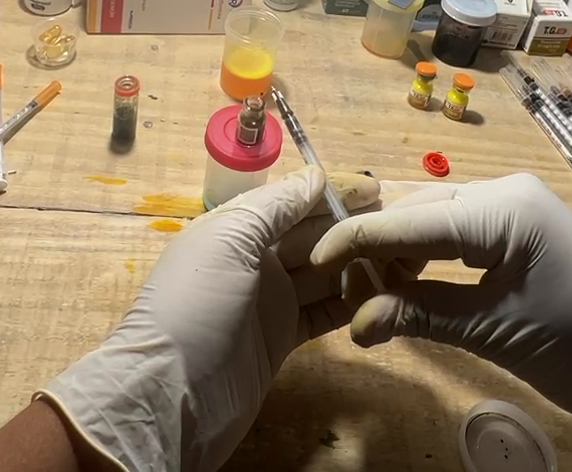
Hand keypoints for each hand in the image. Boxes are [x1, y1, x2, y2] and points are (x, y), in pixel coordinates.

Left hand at [37, 169, 386, 471]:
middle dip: (349, 225)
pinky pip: (322, 312)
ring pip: (322, 273)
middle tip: (399, 222)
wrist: (170, 397)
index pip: (291, 201)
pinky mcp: (281, 339)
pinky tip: (381, 294)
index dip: (330, 193)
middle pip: (310, 235)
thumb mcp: (230, 239)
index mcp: (237, 227)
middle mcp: (254, 259)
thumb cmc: (195, 303)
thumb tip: (316, 174)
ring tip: (401, 256)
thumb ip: (275, 205)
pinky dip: (349, 302)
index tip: (375, 188)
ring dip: (356, 263)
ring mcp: (268, 301)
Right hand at [311, 174, 571, 471]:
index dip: (360, 237)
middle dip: (376, 241)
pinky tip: (403, 278)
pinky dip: (426, 254)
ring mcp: (512, 205)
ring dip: (398, 248)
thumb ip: (417, 315)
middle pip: (420, 208)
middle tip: (335, 275)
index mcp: (506, 207)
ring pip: (434, 216)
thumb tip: (353, 322)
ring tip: (364, 282)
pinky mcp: (515, 227)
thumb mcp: (492, 332)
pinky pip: (456, 230)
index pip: (414, 217)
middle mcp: (505, 191)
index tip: (315, 256)